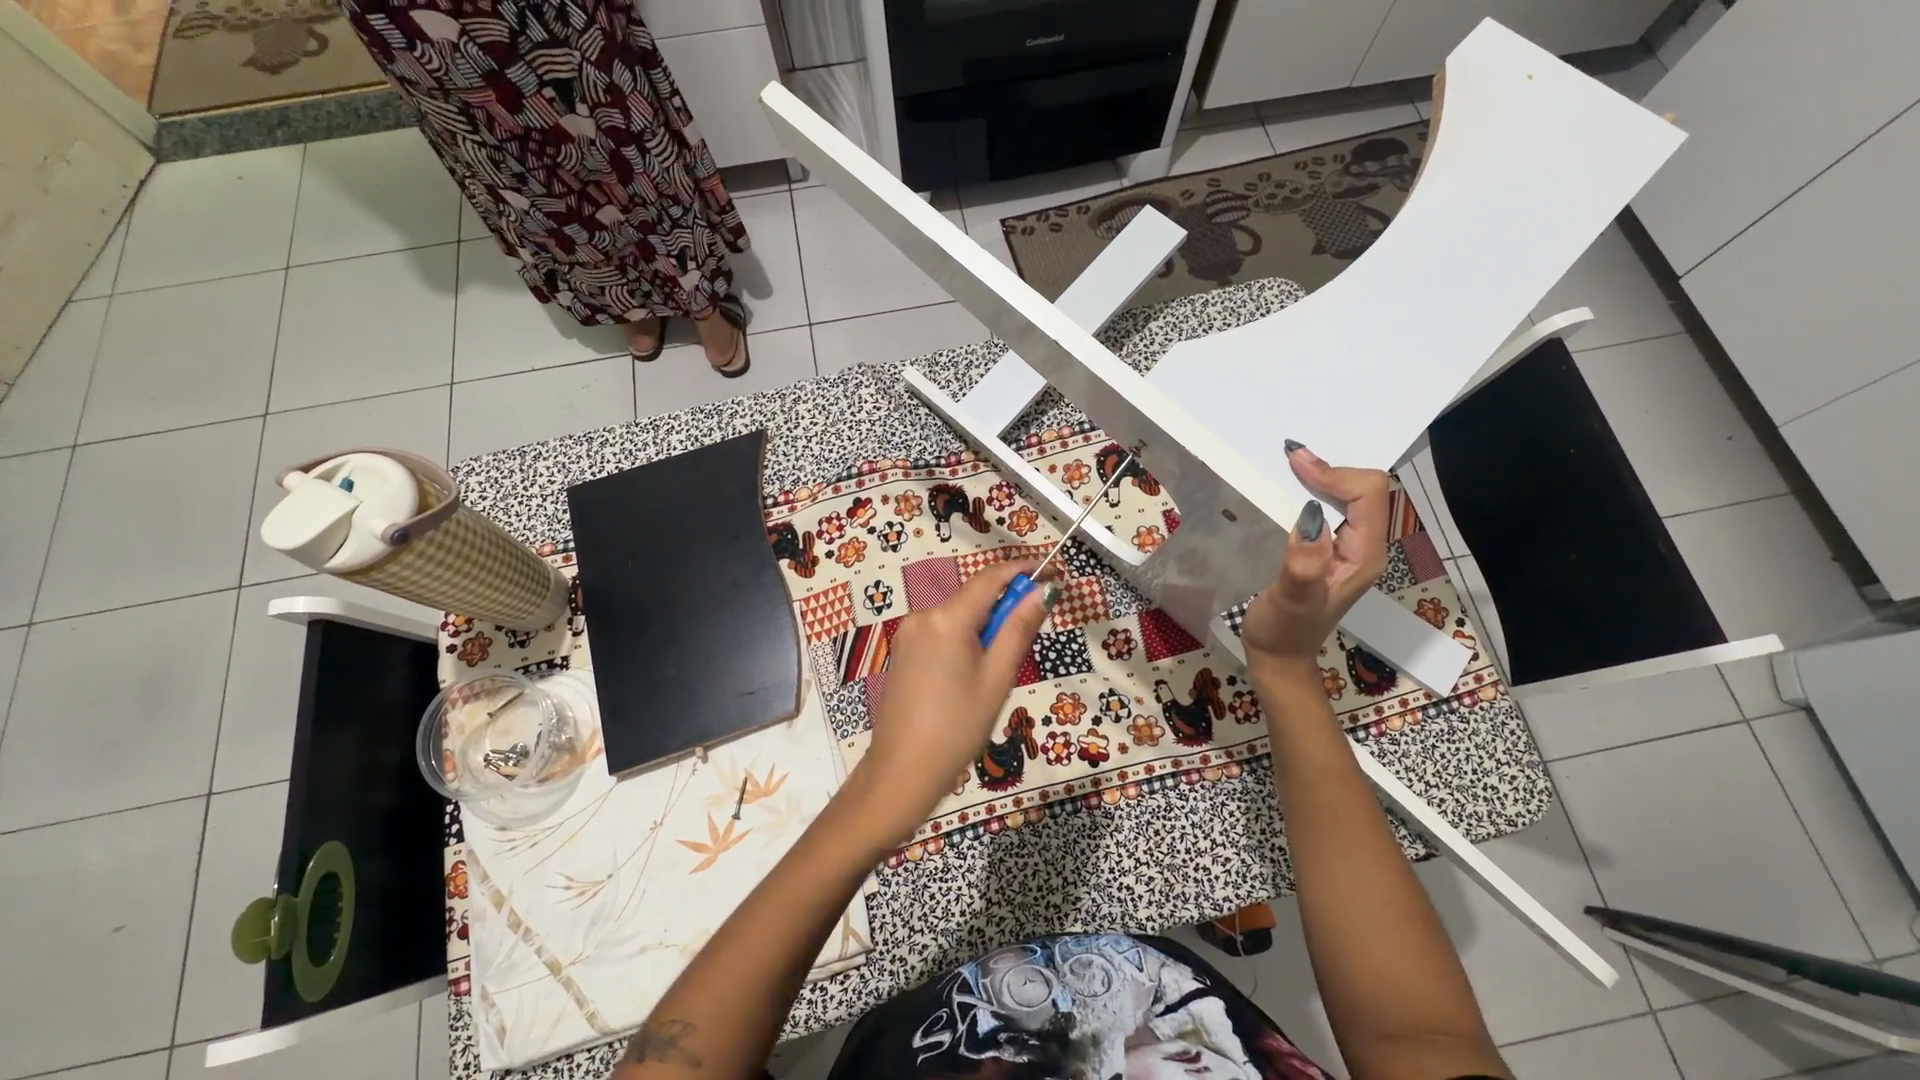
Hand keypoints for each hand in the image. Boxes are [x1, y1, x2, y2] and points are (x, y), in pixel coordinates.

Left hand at [854, 561, 1054, 839]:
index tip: (1053, 570)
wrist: (903, 770)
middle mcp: (923, 616)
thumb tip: (1044, 591)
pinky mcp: (903, 653)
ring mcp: (908, 634)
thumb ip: (1019, 629)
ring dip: (986, 628)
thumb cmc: (958, 726)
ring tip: (999, 673)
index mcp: (948, 618)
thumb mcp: (998, 678)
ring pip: (959, 617)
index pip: (991, 577)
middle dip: (1006, 607)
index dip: (1023, 570)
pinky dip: (965, 641)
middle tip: (1030, 640)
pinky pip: (943, 633)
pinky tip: (972, 679)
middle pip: (975, 597)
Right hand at [1241, 444, 1391, 674]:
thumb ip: (1303, 564)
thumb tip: (1312, 518)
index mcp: (1364, 555)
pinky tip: (1292, 490)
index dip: (1335, 473)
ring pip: (1352, 495)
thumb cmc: (1282, 632)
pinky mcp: (1332, 549)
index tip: (1293, 464)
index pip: (1368, 494)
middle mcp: (1365, 547)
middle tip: (1291, 458)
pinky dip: (1316, 491)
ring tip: (1290, 467)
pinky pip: (1336, 508)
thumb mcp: (1290, 601)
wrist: (1279, 658)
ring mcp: (1350, 548)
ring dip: (1325, 477)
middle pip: (1366, 488)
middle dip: (1333, 468)